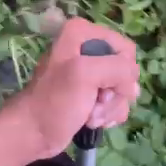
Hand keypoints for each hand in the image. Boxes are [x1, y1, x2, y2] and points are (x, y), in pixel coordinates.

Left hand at [2, 18, 140, 160]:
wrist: (33, 133)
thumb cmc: (55, 101)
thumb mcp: (86, 74)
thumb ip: (118, 68)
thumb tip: (132, 85)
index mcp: (82, 33)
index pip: (126, 50)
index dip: (122, 72)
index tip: (104, 87)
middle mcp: (87, 48)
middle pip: (125, 71)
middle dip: (115, 93)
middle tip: (96, 102)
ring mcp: (90, 73)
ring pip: (123, 90)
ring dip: (110, 108)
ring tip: (90, 116)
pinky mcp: (91, 94)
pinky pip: (116, 102)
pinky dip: (108, 115)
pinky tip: (91, 121)